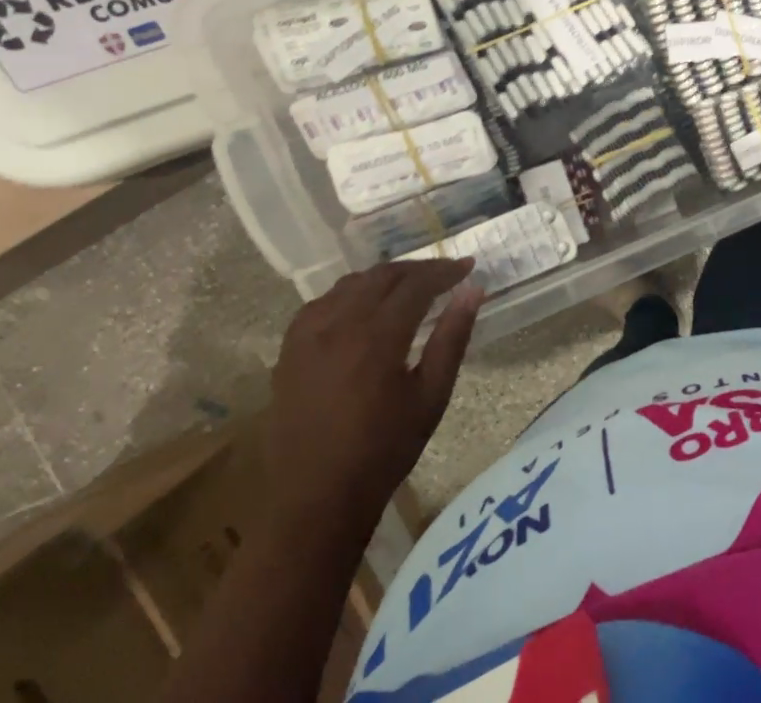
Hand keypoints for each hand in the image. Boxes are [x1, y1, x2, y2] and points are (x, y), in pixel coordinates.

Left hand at [267, 260, 484, 521]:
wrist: (317, 494)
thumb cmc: (386, 448)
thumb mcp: (432, 395)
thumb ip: (452, 338)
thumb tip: (472, 292)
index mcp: (376, 338)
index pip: (414, 286)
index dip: (444, 272)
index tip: (467, 266)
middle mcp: (336, 326)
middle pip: (380, 278)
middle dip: (416, 270)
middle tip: (445, 273)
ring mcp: (306, 337)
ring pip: (347, 286)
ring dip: (382, 278)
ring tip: (409, 286)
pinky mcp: (288, 351)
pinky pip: (320, 305)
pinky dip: (348, 295)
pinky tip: (363, 307)